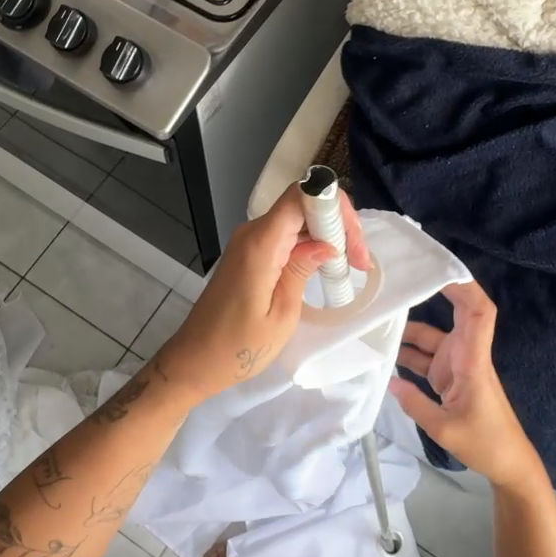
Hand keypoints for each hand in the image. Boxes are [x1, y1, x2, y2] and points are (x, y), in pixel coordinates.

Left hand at [152, 183, 370, 402]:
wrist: (195, 361)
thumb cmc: (239, 346)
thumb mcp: (282, 314)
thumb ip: (303, 270)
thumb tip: (326, 245)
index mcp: (260, 243)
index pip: (301, 196)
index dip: (334, 206)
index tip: (354, 242)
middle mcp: (252, 233)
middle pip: (302, 205)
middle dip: (337, 224)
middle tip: (360, 261)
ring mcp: (248, 243)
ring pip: (296, 220)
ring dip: (326, 235)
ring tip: (350, 265)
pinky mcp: (248, 255)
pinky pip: (284, 236)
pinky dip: (309, 244)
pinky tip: (326, 266)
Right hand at [390, 281, 546, 491]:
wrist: (508, 464)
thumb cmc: (486, 443)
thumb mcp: (444, 429)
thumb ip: (414, 404)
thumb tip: (390, 382)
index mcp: (473, 360)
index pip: (478, 312)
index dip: (465, 287)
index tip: (440, 270)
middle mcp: (467, 355)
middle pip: (456, 313)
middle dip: (434, 294)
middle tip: (402, 282)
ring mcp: (458, 365)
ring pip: (433, 337)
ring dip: (409, 332)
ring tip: (377, 324)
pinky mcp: (451, 378)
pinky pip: (427, 357)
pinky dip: (408, 355)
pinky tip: (385, 356)